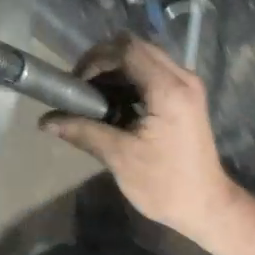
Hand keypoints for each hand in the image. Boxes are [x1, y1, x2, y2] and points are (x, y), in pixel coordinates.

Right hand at [39, 34, 242, 242]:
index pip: (127, 50)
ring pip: (145, 55)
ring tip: (95, 95)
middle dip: (104, 60)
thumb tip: (45, 121)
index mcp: (169, 89)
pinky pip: (154, 69)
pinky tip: (116, 102)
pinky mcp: (187, 94)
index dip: (96, 58)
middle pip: (136, 46)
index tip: (75, 80)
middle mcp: (182, 77)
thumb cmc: (165, 185)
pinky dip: (131, 77)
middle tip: (81, 85)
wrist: (208, 207)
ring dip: (117, 68)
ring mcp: (187, 84)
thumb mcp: (120, 158)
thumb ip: (83, 131)